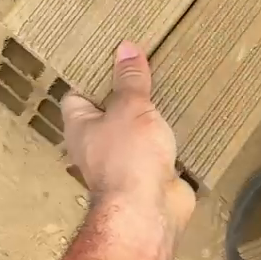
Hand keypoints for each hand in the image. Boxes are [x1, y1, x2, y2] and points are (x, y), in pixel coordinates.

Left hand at [61, 42, 195, 234]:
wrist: (149, 212)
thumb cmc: (128, 157)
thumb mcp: (130, 107)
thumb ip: (130, 79)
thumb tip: (125, 47)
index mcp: (79, 127)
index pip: (76, 96)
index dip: (92, 77)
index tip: (111, 57)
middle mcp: (96, 146)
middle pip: (108, 114)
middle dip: (126, 96)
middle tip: (146, 68)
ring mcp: (123, 164)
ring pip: (135, 134)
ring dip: (149, 119)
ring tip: (168, 89)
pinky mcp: (149, 177)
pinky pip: (158, 152)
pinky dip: (168, 141)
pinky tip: (184, 121)